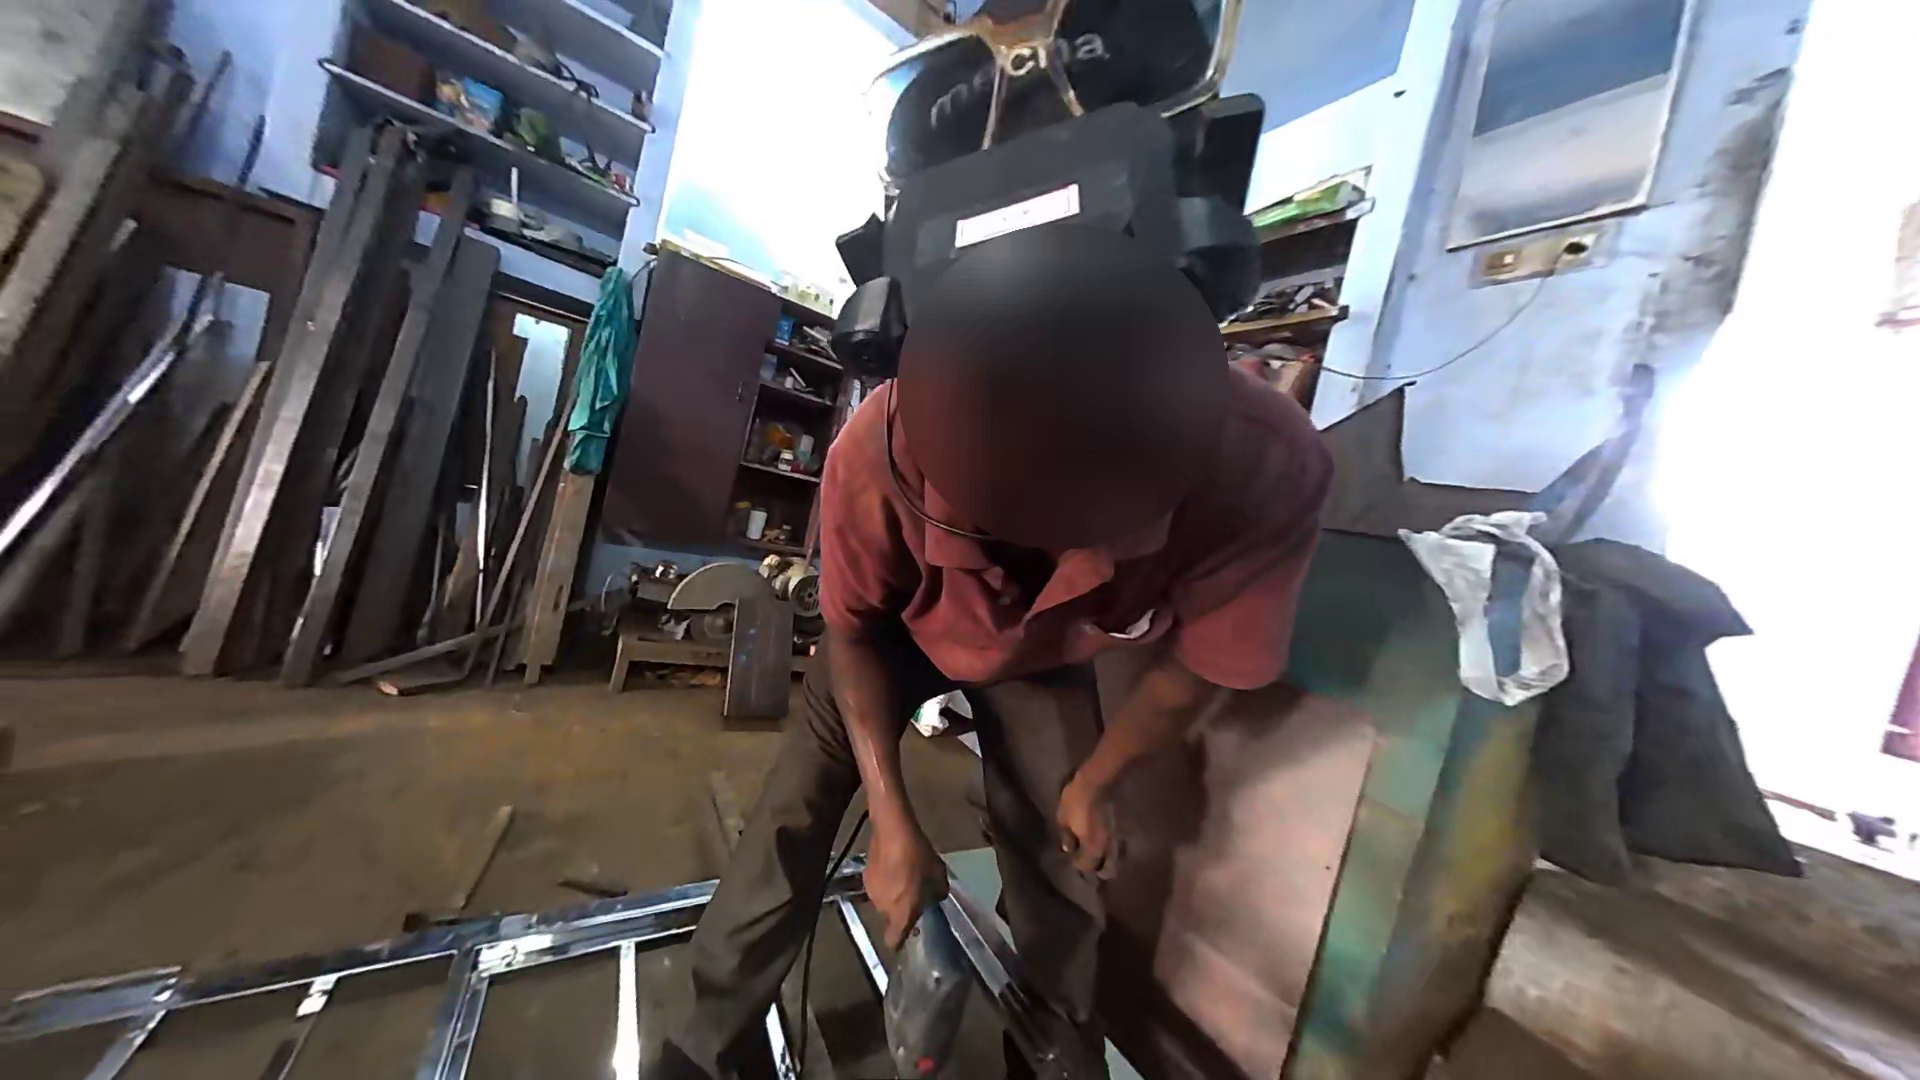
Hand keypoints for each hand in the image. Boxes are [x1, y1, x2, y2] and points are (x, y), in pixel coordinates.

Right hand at [865, 819, 947, 948]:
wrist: (893, 830)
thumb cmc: (918, 856)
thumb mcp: (938, 875)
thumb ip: (937, 894)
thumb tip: (933, 899)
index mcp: (901, 913)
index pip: (893, 941)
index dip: (900, 939)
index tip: (908, 930)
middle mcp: (883, 909)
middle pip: (890, 918)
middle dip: (900, 909)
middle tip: (912, 892)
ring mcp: (871, 892)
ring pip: (883, 901)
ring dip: (892, 893)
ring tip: (902, 874)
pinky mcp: (865, 875)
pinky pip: (877, 885)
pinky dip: (884, 879)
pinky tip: (892, 863)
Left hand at [1056, 772, 1119, 878]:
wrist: (1097, 782)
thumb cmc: (1076, 800)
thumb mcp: (1064, 818)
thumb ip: (1066, 836)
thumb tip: (1068, 848)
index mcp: (1092, 848)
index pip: (1086, 866)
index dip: (1078, 865)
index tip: (1071, 860)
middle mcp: (1106, 847)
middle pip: (1109, 870)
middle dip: (1100, 871)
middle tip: (1089, 866)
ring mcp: (1115, 837)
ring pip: (1115, 858)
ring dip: (1107, 861)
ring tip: (1097, 856)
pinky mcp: (1118, 826)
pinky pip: (1115, 845)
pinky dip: (1110, 849)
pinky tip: (1101, 841)